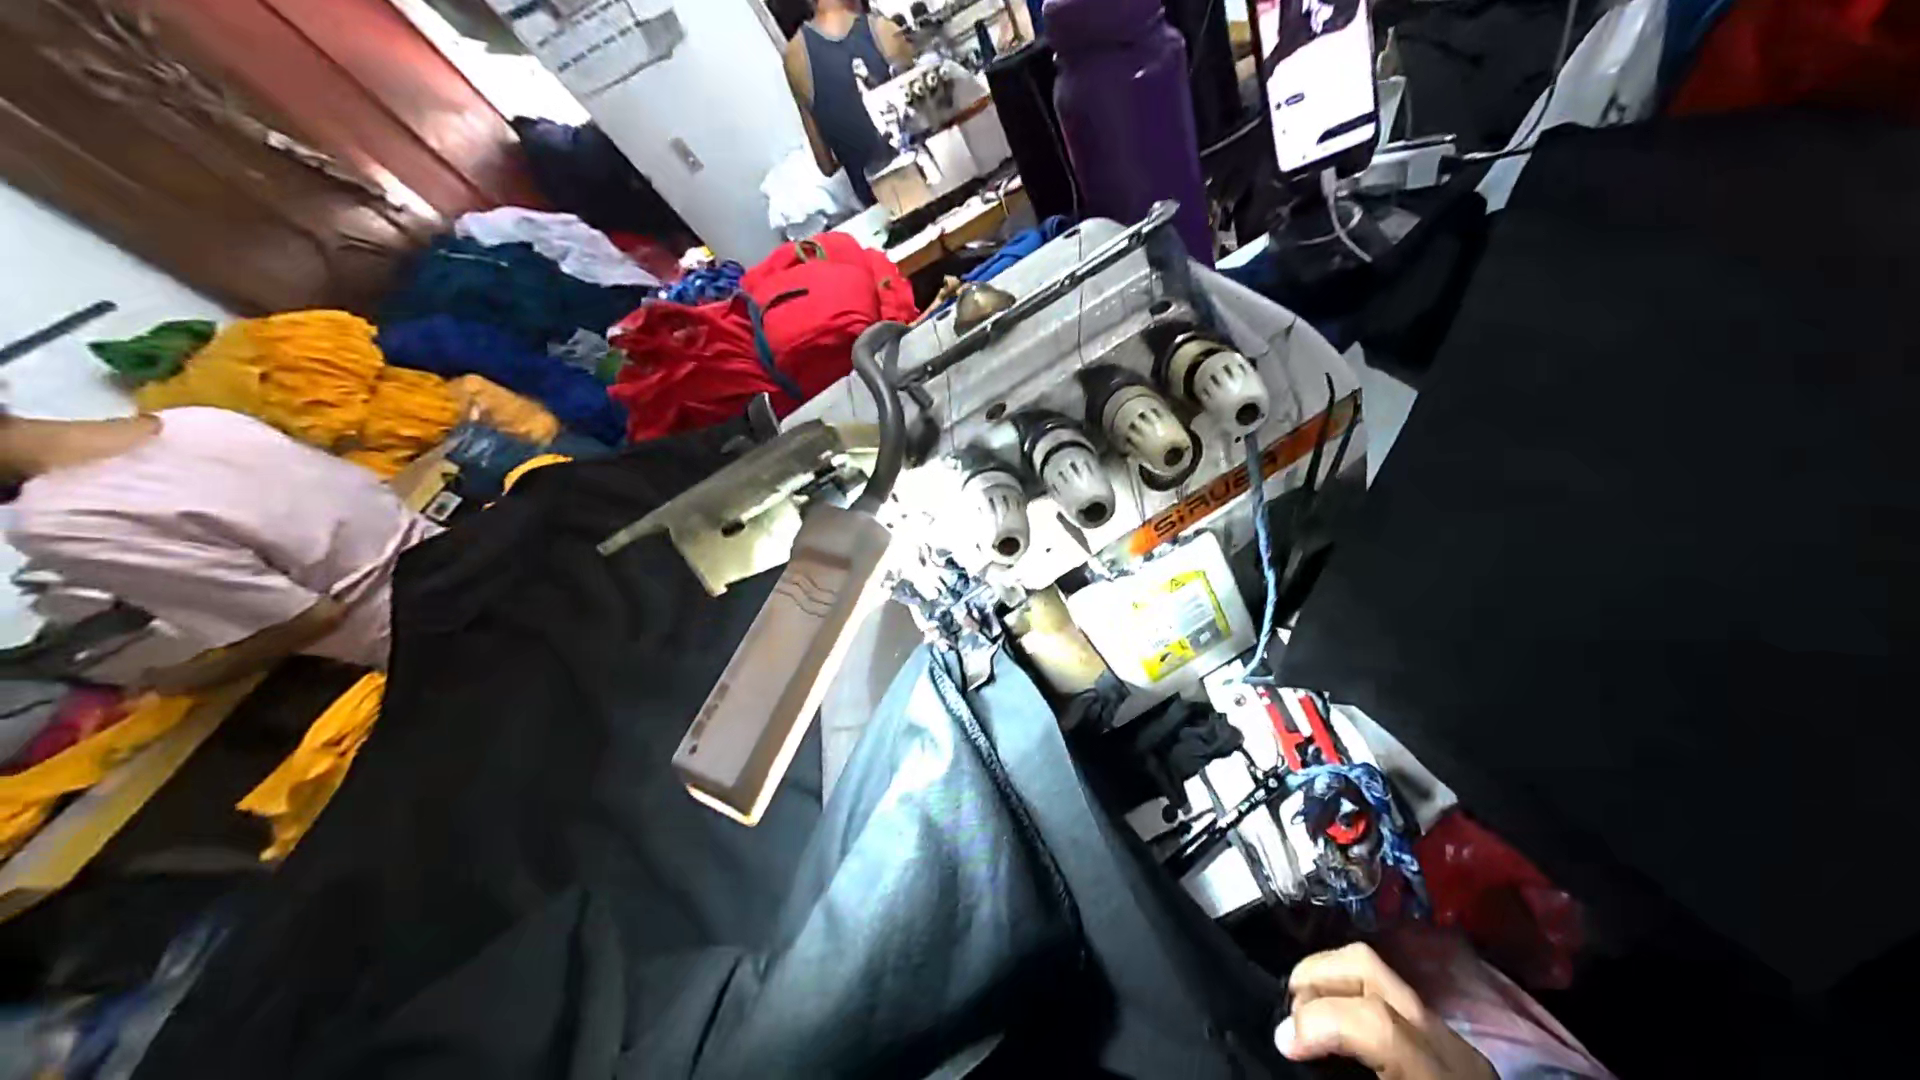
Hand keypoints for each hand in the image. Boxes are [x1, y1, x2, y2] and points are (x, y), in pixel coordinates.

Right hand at [1277, 943, 1494, 1079]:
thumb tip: (1291, 1050)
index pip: (1380, 1025)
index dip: (1319, 1021)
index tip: (1284, 1045)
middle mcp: (1452, 1054)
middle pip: (1370, 969)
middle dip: (1313, 979)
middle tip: (1290, 1025)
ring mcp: (1451, 1043)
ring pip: (1375, 973)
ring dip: (1326, 984)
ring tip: (1305, 1025)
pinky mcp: (1446, 1047)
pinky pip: (1384, 998)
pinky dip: (1347, 1001)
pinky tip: (1336, 1036)